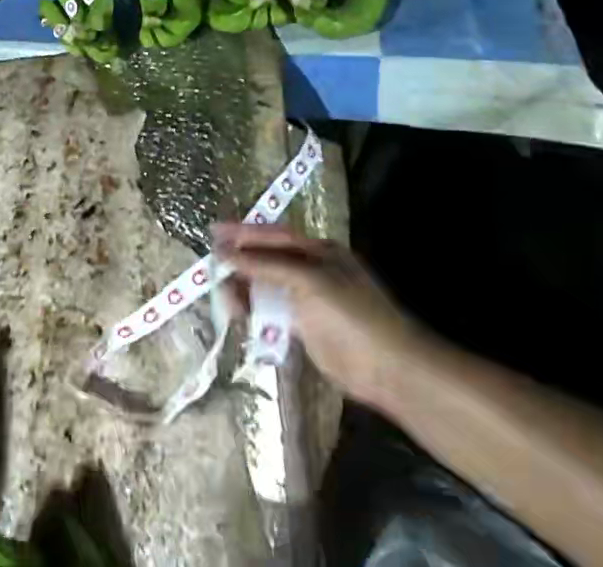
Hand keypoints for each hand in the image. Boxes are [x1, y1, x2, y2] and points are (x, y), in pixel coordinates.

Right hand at [214, 224, 438, 410]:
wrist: (390, 369)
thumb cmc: (352, 315)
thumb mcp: (307, 280)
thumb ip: (263, 265)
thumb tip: (223, 252)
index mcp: (318, 251)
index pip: (272, 234)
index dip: (241, 232)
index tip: (212, 232)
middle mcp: (310, 270)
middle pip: (264, 259)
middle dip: (238, 264)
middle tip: (213, 271)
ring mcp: (306, 298)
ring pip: (263, 286)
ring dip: (242, 290)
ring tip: (227, 302)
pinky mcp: (302, 325)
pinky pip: (268, 311)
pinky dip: (252, 311)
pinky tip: (239, 317)